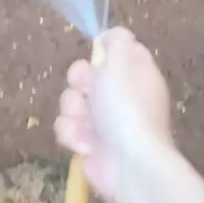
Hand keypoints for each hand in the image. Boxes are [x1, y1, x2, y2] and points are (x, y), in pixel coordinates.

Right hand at [54, 27, 173, 200]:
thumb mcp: (123, 61)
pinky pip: (67, 126)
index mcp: (136, 75)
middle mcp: (120, 96)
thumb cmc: (127, 107)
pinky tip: (84, 142)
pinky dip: (72, 133)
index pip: (117, 52)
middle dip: (79, 79)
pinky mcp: (88, 143)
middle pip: (86, 73)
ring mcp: (104, 121)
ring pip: (71, 99)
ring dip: (73, 109)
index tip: (97, 55)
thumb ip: (116, 39)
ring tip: (86, 123)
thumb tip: (108, 37)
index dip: (103, 51)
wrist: (128, 164)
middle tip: (86, 88)